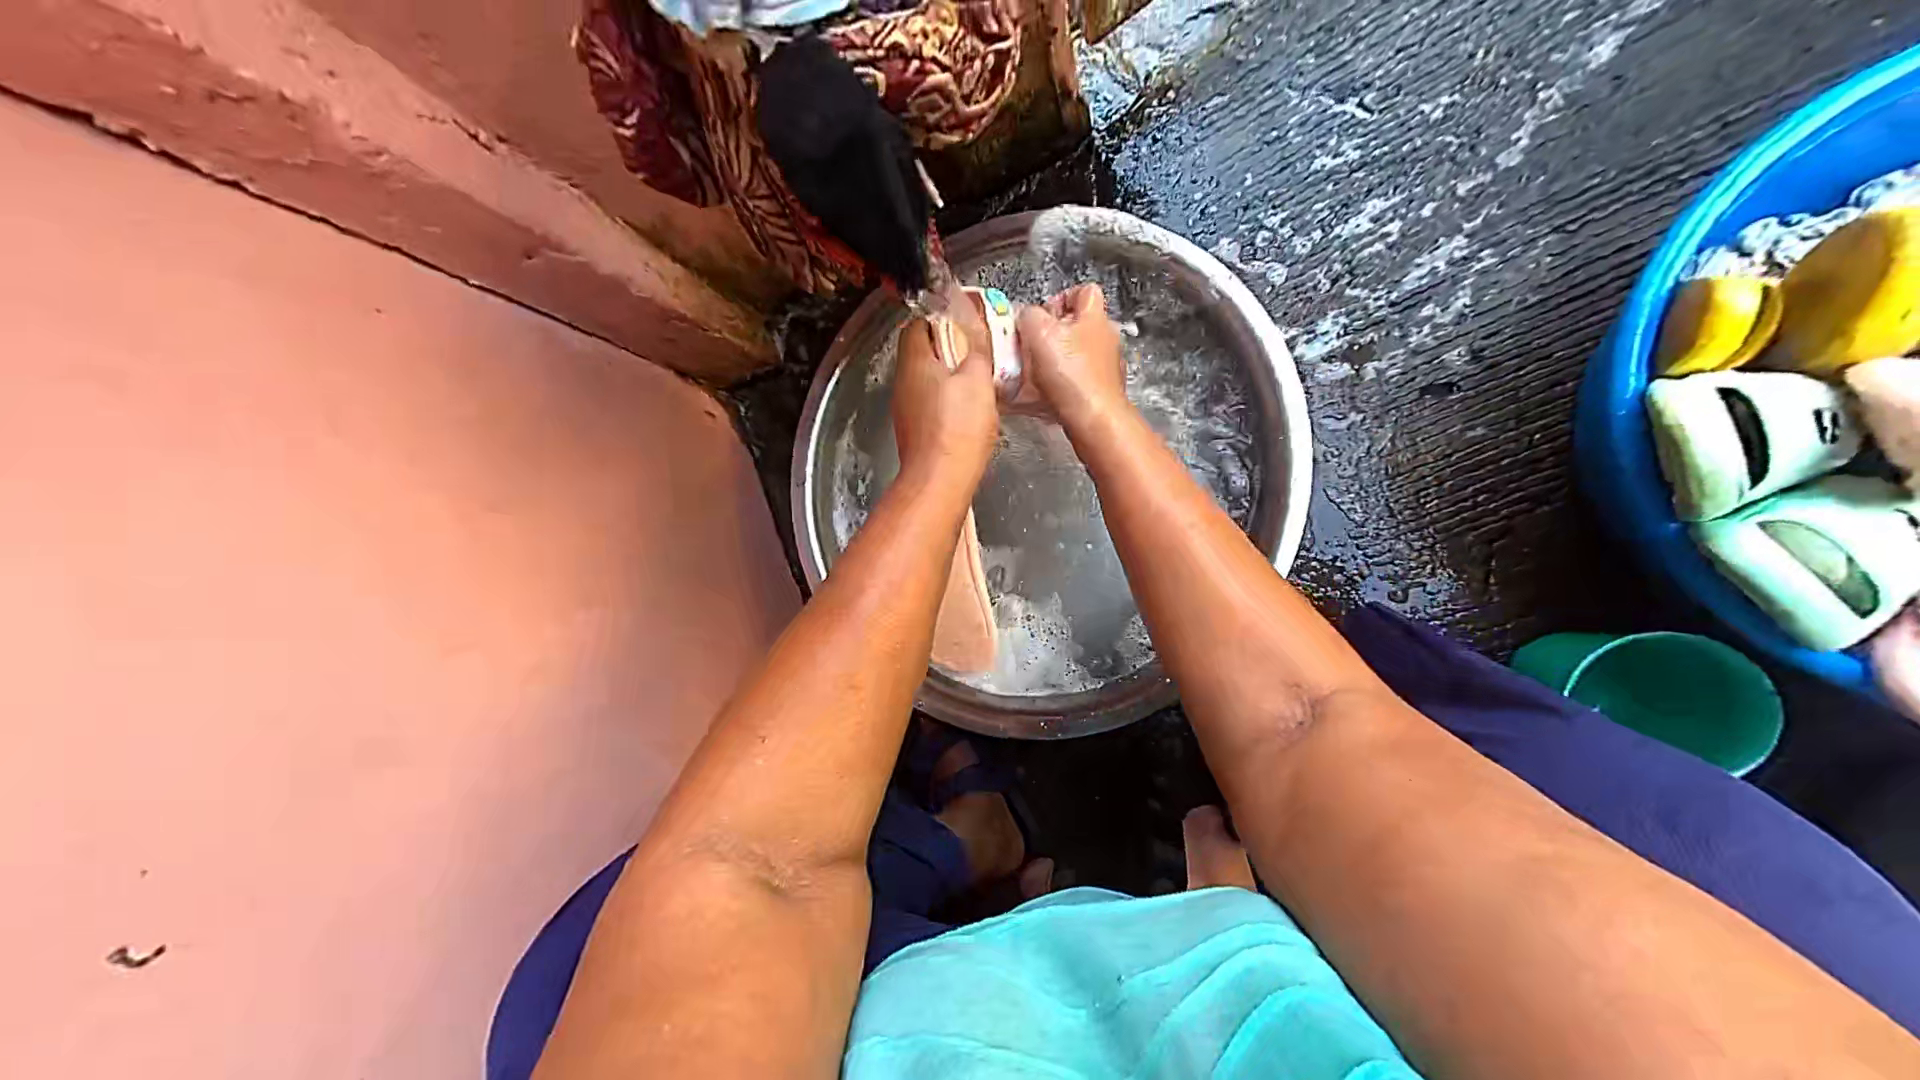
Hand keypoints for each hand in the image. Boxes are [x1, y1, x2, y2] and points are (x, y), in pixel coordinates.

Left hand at [892, 314, 998, 488]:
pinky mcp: (915, 431)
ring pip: (926, 381)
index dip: (940, 320)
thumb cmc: (957, 429)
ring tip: (977, 385)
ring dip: (950, 379)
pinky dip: (947, 403)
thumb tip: (973, 321)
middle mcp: (903, 384)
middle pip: (922, 354)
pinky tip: (968, 414)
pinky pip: (929, 406)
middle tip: (977, 356)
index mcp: (914, 363)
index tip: (964, 326)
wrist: (940, 480)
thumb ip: (976, 346)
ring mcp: (906, 410)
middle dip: (949, 351)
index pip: (917, 325)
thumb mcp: (978, 378)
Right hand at [1014, 284, 1126, 429]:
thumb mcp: (1039, 333)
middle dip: (1050, 335)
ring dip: (1053, 361)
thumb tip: (1023, 314)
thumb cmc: (1074, 376)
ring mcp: (1105, 367)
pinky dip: (1059, 385)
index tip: (1042, 313)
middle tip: (1032, 345)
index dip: (1060, 299)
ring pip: (1074, 355)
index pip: (1083, 291)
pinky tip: (1044, 394)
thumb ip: (1029, 315)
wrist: (1093, 418)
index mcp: (1095, 317)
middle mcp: (1105, 339)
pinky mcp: (1099, 391)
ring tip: (1034, 373)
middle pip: (1075, 326)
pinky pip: (1075, 381)